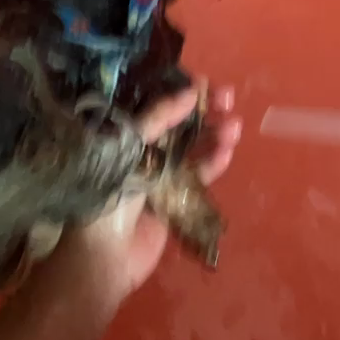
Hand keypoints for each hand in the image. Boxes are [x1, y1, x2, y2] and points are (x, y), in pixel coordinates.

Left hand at [43, 86, 240, 317]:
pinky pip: (197, 176)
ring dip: (214, 135)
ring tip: (234, 124)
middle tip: (228, 97)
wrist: (105, 257)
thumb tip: (191, 93)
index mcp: (124, 136)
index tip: (205, 81)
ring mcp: (159, 176)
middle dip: (204, 110)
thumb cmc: (108, 197)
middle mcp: (142, 152)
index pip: (157, 107)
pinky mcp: (174, 200)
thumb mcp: (128, 149)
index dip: (181, 93)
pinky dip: (213, 163)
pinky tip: (227, 151)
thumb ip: (158, 119)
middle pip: (179, 125)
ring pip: (192, 148)